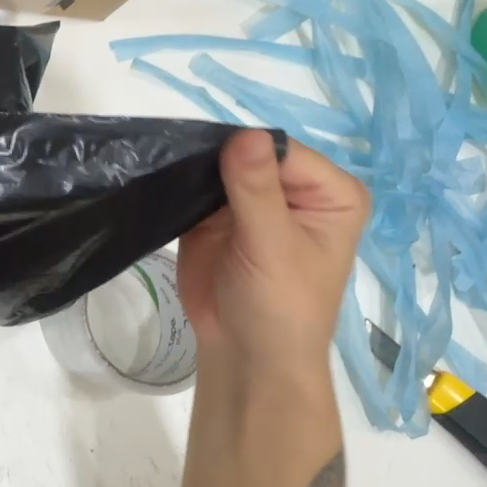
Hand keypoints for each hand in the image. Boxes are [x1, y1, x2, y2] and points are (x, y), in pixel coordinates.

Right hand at [176, 131, 369, 380]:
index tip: (203, 159)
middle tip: (172, 162)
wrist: (245, 353)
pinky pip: (194, 186)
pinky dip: (177, 184)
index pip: (282, 151)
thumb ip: (257, 190)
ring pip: (217, 166)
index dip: (244, 151)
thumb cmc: (279, 306)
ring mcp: (251, 202)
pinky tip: (157, 183)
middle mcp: (294, 191)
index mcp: (329, 193)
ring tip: (160, 171)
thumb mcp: (272, 246)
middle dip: (212, 156)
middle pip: (247, 153)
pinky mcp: (214, 215)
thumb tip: (247, 133)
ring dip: (190, 168)